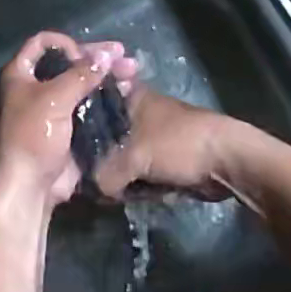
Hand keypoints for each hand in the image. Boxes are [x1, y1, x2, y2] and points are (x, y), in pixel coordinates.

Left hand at [0, 31, 138, 209]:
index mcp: (21, 73)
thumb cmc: (33, 135)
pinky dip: (107, 94)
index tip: (82, 55)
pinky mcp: (70, 123)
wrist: (30, 187)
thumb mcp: (55, 98)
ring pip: (83, 81)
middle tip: (123, 54)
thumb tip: (107, 55)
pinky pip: (90, 102)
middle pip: (69, 61)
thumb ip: (81, 74)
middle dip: (97, 57)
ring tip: (132, 69)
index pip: (43, 43)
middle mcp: (36, 85)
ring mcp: (54, 105)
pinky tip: (127, 89)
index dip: (64, 43)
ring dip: (106, 75)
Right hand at [93, 88, 248, 202]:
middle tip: (83, 176)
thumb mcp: (136, 156)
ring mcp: (149, 136)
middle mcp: (136, 113)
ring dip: (117, 174)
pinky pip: (137, 171)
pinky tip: (126, 195)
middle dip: (98, 157)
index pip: (95, 102)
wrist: (224, 160)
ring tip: (105, 189)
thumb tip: (92, 188)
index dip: (80, 122)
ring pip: (121, 156)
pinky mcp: (160, 158)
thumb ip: (107, 172)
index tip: (66, 142)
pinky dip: (133, 183)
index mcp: (131, 97)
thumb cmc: (178, 143)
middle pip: (106, 134)